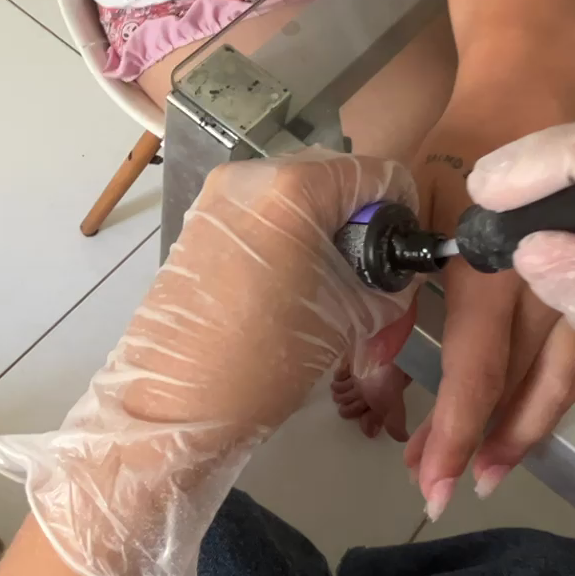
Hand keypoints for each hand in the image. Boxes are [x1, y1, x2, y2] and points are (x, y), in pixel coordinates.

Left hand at [0, 149, 414, 575]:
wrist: (173, 402)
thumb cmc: (264, 360)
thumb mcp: (347, 318)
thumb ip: (386, 280)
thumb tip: (399, 267)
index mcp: (292, 188)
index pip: (378, 173)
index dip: (401, 213)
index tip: (397, 254)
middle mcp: (249, 174)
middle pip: (333, 177)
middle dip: (358, 220)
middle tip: (362, 274)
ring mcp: (216, 194)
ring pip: (295, 194)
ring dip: (321, 229)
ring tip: (322, 284)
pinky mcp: (198, 219)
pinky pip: (260, 210)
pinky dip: (285, 235)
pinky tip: (284, 282)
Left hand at [403, 154, 574, 518]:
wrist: (537, 86)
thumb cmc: (463, 141)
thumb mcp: (411, 199)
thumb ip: (391, 278)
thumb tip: (369, 359)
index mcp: (493, 266)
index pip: (476, 368)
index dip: (454, 429)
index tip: (432, 480)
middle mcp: (545, 285)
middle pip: (521, 387)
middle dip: (484, 445)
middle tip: (448, 489)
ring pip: (557, 380)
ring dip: (522, 431)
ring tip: (487, 471)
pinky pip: (574, 352)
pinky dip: (546, 392)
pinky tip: (522, 417)